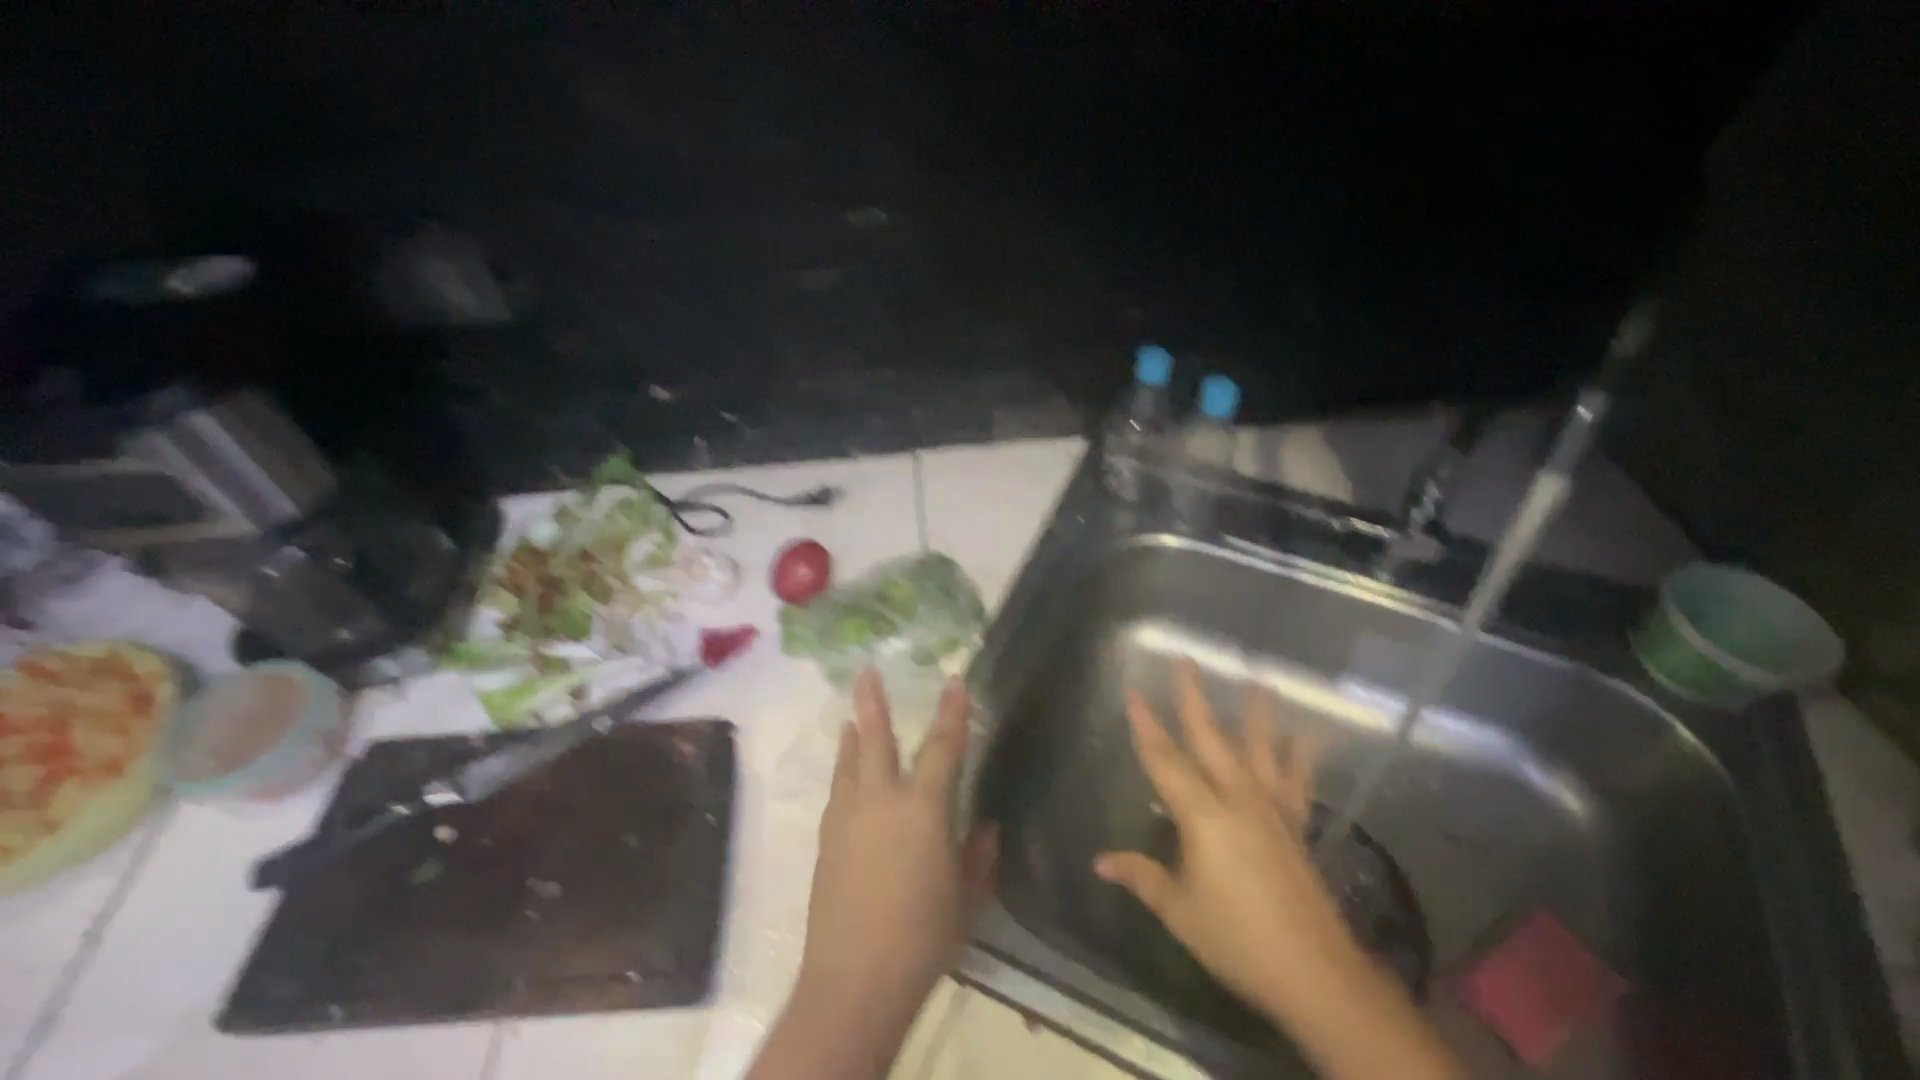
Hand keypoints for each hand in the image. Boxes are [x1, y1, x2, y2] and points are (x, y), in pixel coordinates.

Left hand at [793, 670, 998, 1033]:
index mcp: (922, 808)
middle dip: (873, 703)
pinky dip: (843, 775)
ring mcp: (846, 819)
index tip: (955, 682)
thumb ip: (978, 857)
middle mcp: (880, 801)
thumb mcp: (967, 898)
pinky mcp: (825, 842)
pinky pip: (838, 794)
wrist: (856, 978)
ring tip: (850, 718)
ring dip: (852, 738)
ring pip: (848, 764)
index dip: (952, 713)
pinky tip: (846, 779)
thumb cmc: (924, 937)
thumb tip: (985, 828)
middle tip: (867, 670)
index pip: (941, 747)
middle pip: (874, 740)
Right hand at [1096, 660, 1464, 1079]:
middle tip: (1185, 661)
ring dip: (1256, 715)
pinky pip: (1297, 781)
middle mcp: (1237, 799)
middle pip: (1210, 739)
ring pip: (1259, 750)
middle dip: (1193, 699)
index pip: (1164, 761)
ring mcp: (1271, 809)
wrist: (1312, 969)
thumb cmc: (1235, 938)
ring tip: (1259, 682)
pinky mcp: (1295, 826)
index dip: (1146, 726)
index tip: (1133, 693)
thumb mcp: (1178, 910)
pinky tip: (1307, 735)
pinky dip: (1301, 756)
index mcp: (1201, 816)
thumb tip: (1100, 861)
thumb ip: (1142, 877)